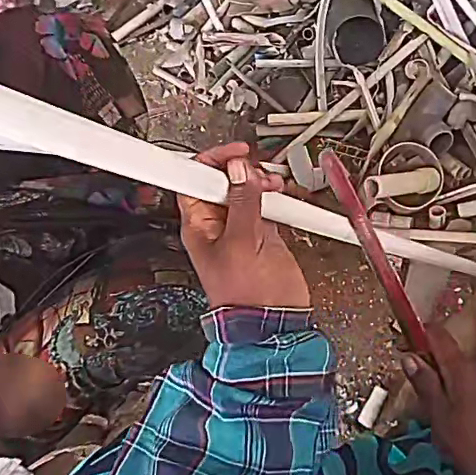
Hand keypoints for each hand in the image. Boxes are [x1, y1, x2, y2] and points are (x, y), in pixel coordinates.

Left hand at [177, 142, 310, 309]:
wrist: (273, 320)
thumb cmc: (246, 295)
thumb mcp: (242, 243)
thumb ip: (243, 203)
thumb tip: (240, 170)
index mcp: (199, 225)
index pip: (194, 181)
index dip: (210, 162)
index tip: (231, 154)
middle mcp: (217, 224)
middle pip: (222, 181)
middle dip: (240, 170)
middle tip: (256, 171)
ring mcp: (241, 227)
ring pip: (245, 189)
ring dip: (259, 181)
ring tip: (272, 184)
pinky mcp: (262, 232)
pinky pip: (265, 203)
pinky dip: (273, 195)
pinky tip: (281, 195)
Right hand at [402, 326, 475, 474]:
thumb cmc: (467, 442)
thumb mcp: (438, 415)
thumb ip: (425, 383)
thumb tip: (409, 357)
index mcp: (461, 367)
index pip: (438, 335)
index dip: (420, 336)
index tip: (407, 346)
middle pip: (449, 354)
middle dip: (432, 366)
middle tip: (419, 392)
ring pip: (461, 370)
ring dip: (447, 381)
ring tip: (438, 409)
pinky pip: (473, 382)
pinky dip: (460, 390)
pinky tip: (456, 413)